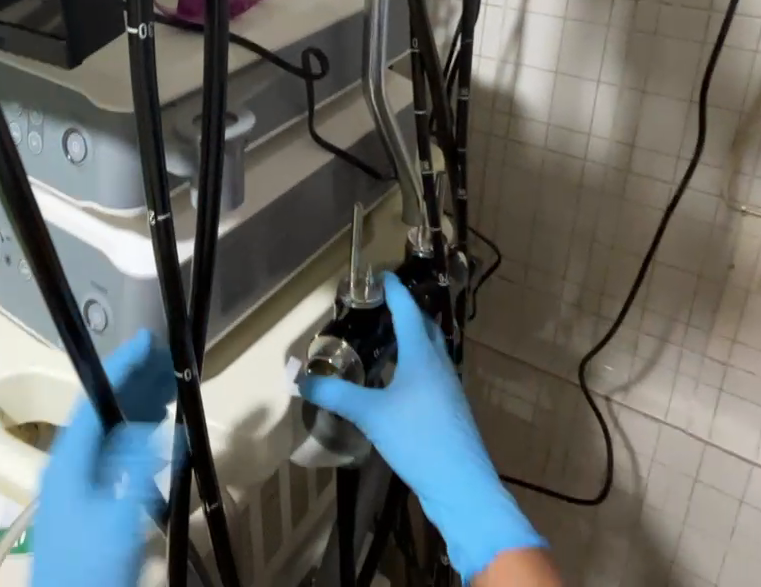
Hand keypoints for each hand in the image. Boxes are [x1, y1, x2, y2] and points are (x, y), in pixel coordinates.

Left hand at [32, 330, 175, 586]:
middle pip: (104, 410)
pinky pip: (116, 452)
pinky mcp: (91, 502)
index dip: (120, 368)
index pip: (94, 399)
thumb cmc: (90, 569)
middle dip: (136, 382)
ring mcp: (78, 484)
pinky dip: (139, 433)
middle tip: (169, 360)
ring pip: (111, 430)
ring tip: (171, 384)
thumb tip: (167, 430)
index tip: (147, 342)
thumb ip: (143, 470)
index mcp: (68, 460)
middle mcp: (69, 464)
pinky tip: (161, 430)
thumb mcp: (120, 519)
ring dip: (140, 405)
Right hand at [298, 274, 543, 578]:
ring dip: (413, 337)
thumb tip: (297, 378)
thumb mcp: (370, 414)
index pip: (408, 310)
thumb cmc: (418, 439)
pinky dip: (416, 362)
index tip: (380, 274)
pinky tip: (400, 380)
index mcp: (422, 354)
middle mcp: (439, 363)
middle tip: (382, 303)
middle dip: (406, 310)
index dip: (394, 290)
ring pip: (431, 350)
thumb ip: (335, 394)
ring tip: (388, 336)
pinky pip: (432, 371)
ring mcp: (449, 387)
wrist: (463, 486)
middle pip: (425, 326)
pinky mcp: (451, 409)